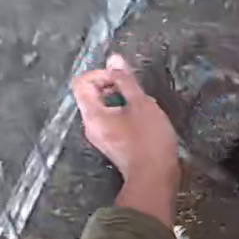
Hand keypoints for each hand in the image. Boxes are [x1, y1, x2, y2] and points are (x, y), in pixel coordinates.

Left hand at [73, 53, 179, 224]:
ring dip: (122, 103)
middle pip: (92, 95)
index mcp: (92, 114)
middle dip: (114, 88)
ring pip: (104, 110)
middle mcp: (91, 126)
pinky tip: (145, 123)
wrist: (155, 178)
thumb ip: (126, 80)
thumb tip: (114, 59)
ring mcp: (101, 138)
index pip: (82, 82)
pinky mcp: (114, 146)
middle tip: (136, 93)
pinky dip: (126, 117)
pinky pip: (113, 123)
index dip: (102, 74)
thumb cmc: (149, 141)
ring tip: (144, 109)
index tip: (122, 79)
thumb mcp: (141, 104)